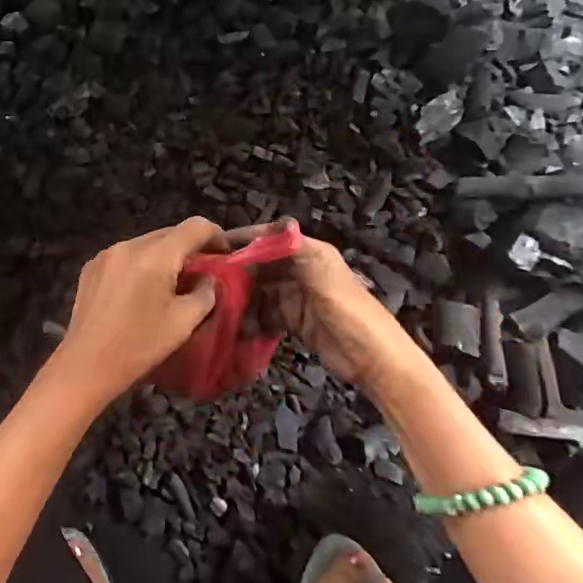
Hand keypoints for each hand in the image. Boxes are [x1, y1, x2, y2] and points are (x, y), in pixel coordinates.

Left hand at [50, 217, 225, 408]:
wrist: (87, 362)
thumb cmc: (140, 345)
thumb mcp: (184, 322)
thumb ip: (205, 292)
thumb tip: (208, 277)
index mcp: (154, 256)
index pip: (194, 226)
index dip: (216, 235)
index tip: (225, 255)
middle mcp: (127, 245)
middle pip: (168, 233)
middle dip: (190, 247)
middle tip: (204, 271)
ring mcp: (105, 254)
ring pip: (145, 243)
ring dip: (164, 255)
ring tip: (173, 282)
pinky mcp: (90, 266)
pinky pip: (124, 255)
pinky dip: (140, 263)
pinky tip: (141, 290)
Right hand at [231, 222, 424, 395]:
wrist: (376, 361)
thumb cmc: (350, 312)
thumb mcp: (324, 276)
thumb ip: (299, 250)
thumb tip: (279, 221)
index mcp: (309, 254)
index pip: (269, 238)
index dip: (243, 239)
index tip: (214, 246)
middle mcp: (299, 271)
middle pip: (259, 264)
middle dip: (235, 270)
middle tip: (206, 278)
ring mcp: (294, 296)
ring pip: (257, 290)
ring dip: (238, 297)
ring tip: (214, 303)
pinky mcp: (292, 320)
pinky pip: (263, 313)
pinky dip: (248, 318)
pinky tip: (232, 324)